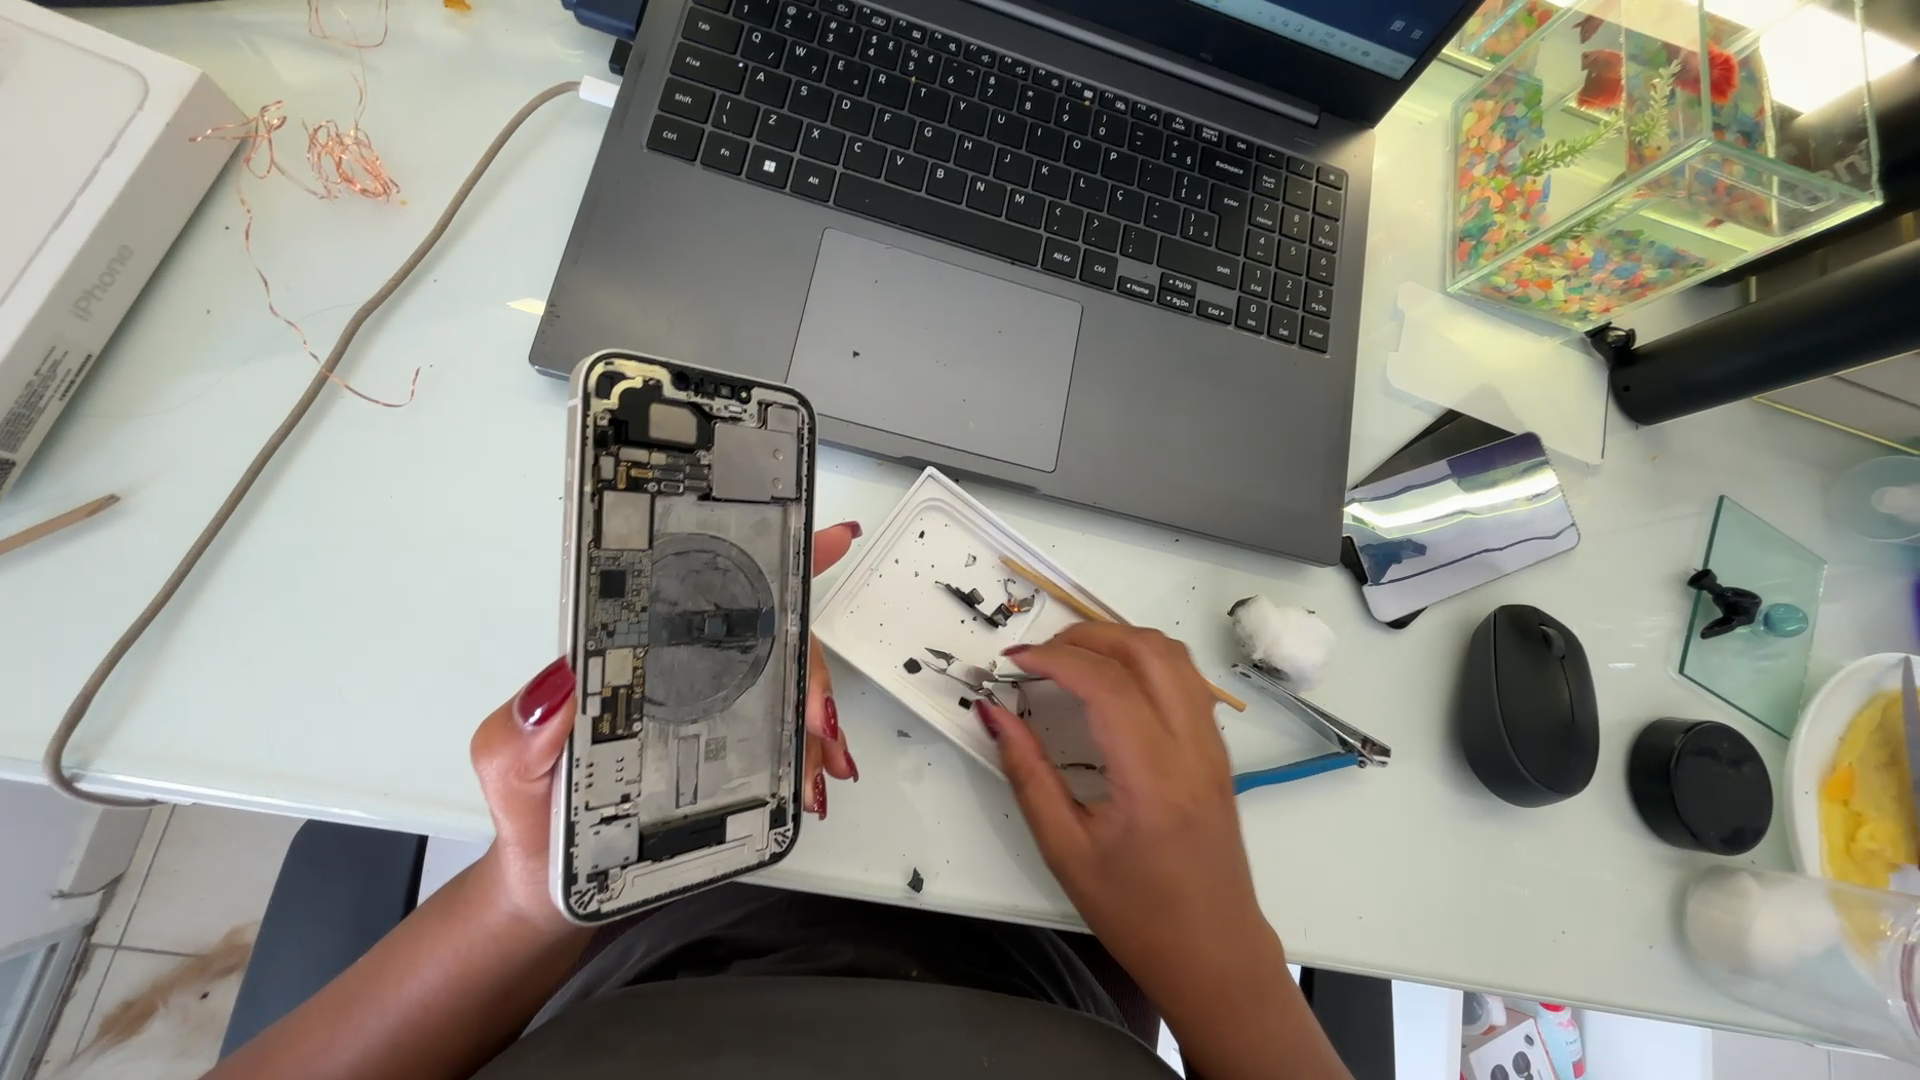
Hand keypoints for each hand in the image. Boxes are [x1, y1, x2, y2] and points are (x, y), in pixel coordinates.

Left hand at [467, 524, 865, 928]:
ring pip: (790, 685)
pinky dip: (814, 748)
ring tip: (821, 754)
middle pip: (771, 639)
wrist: (557, 883)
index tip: (824, 540)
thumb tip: (556, 685)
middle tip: (816, 715)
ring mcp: (717, 710)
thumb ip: (518, 733)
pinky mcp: (734, 752)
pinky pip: (789, 735)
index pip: (707, 591)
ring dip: (818, 715)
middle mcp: (687, 672)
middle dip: (808, 668)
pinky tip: (820, 767)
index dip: (769, 561)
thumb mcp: (508, 769)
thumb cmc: (535, 817)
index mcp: (640, 656)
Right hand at [976, 624, 1286, 1022]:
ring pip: (1175, 656)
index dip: (1055, 658)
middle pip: (1147, 651)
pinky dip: (1146, 659)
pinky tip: (1113, 681)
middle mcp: (1192, 749)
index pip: (1106, 684)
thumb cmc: (1135, 913)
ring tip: (1073, 657)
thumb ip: (1027, 773)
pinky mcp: (1217, 750)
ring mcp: (1213, 746)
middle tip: (1042, 652)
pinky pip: (1188, 679)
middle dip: (1088, 634)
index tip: (1015, 662)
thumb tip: (995, 713)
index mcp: (1153, 778)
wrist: (1213, 953)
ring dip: (1121, 640)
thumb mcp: (1065, 849)